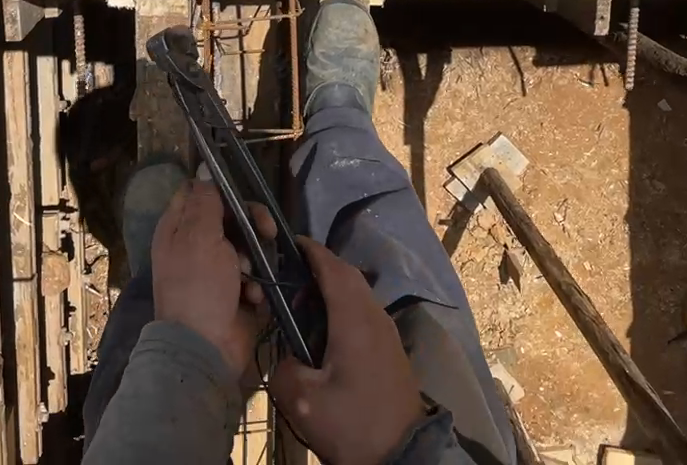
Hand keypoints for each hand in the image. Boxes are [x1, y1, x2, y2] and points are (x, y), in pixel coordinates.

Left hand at [150, 179, 273, 374]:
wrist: (206, 350)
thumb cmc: (199, 287)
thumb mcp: (199, 236)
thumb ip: (205, 201)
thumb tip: (205, 171)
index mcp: (178, 229)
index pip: (199, 193)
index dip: (222, 191)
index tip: (241, 199)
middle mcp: (194, 246)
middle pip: (230, 217)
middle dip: (250, 224)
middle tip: (265, 231)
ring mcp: (216, 271)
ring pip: (247, 245)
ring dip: (255, 258)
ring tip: (251, 273)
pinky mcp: (236, 293)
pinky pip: (255, 275)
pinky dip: (256, 284)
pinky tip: (253, 296)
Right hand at [272, 238, 426, 464]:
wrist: (403, 458)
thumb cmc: (354, 423)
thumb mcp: (304, 403)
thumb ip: (283, 369)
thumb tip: (287, 358)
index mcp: (355, 318)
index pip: (333, 267)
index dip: (312, 251)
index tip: (291, 243)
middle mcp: (375, 315)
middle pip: (347, 276)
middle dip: (319, 269)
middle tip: (290, 279)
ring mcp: (387, 332)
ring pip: (358, 294)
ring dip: (332, 291)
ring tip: (303, 307)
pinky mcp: (391, 349)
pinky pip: (364, 312)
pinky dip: (343, 309)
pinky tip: (325, 334)